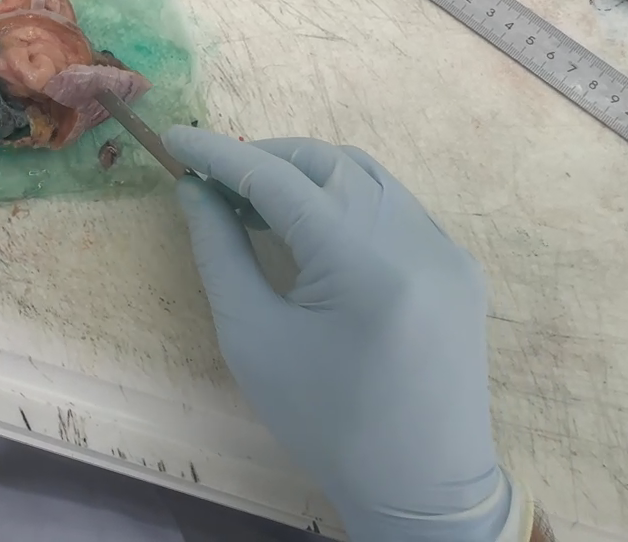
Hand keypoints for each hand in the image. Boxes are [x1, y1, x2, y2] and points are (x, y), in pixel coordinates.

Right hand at [164, 128, 510, 541]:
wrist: (423, 489)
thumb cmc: (321, 417)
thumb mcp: (249, 332)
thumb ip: (218, 247)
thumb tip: (192, 188)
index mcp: (363, 264)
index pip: (275, 178)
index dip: (217, 153)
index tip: (172, 137)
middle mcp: (414, 241)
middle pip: (321, 161)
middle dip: (257, 156)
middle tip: (209, 177)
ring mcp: (443, 250)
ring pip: (358, 171)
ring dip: (297, 168)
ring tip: (252, 196)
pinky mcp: (455, 264)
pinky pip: (387, 199)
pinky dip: (336, 190)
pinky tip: (306, 220)